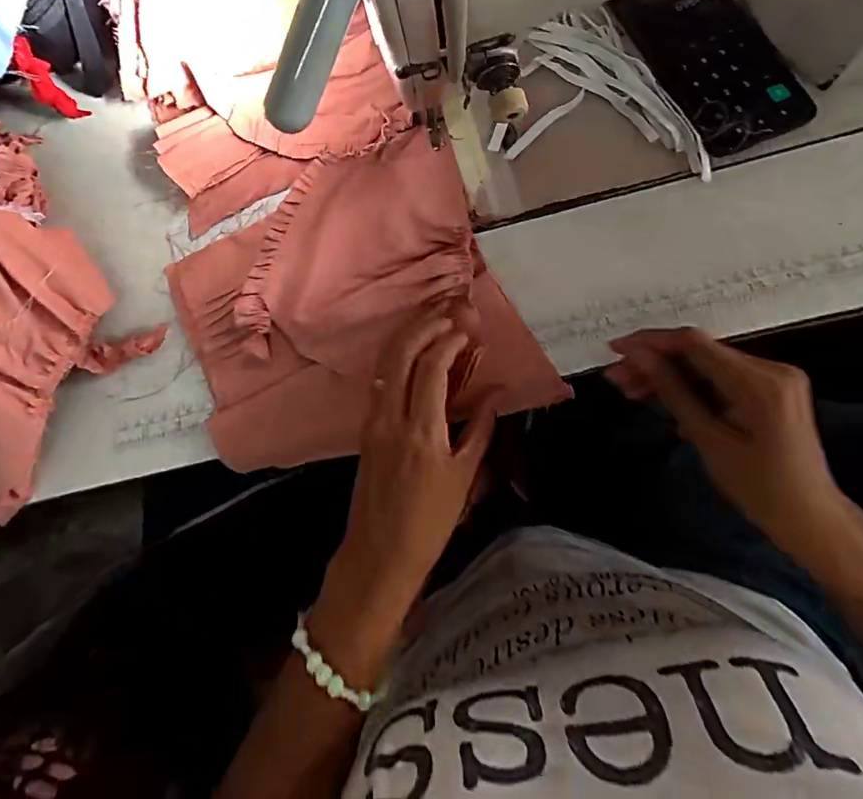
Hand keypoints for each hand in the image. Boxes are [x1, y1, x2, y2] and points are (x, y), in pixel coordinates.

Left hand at [312, 311, 496, 678]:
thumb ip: (481, 428)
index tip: (466, 327)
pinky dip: (396, 357)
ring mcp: (372, 421)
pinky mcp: (365, 428)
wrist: (379, 553)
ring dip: (406, 336)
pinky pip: (380, 380)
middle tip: (447, 309)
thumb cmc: (430, 522)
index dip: (448, 341)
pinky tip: (413, 350)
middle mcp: (391, 418)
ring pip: (384, 364)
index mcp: (421, 432)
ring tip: (430, 318)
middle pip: (400, 355)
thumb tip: (497, 392)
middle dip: (423, 325)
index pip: (430, 369)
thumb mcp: (465, 477)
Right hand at [607, 328, 851, 550]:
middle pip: (700, 352)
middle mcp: (772, 369)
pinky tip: (664, 399)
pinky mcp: (773, 388)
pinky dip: (693, 386)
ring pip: (708, 365)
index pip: (694, 344)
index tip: (616, 349)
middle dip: (655, 362)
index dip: (650, 342)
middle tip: (618, 378)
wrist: (812, 520)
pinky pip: (723, 378)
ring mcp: (775, 377)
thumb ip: (672, 392)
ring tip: (632, 390)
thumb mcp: (709, 440)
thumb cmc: (761, 491)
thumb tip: (638, 357)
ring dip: (670, 374)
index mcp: (761, 382)